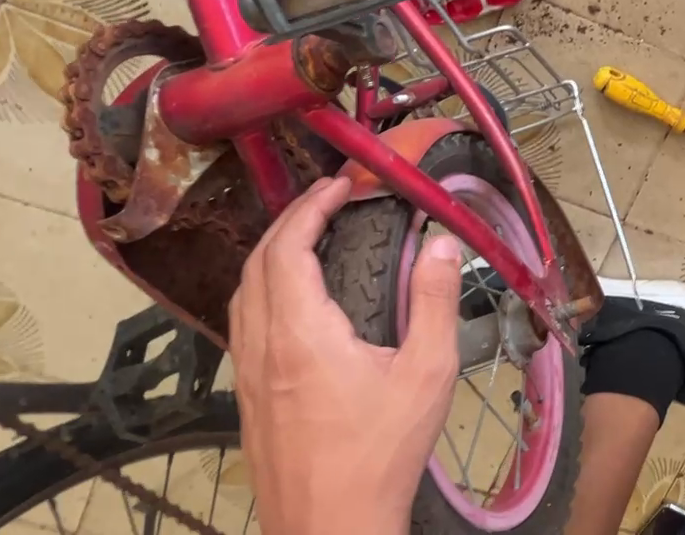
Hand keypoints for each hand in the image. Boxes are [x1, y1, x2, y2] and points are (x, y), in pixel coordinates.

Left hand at [231, 176, 462, 534]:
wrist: (331, 531)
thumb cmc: (383, 449)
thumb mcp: (427, 371)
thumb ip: (433, 301)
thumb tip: (442, 243)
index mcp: (301, 336)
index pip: (286, 252)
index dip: (308, 210)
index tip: (340, 185)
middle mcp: (263, 350)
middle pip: (255, 267)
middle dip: (288, 222)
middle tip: (329, 199)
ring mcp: (249, 378)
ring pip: (242, 297)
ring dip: (271, 254)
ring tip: (312, 234)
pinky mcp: (251, 400)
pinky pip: (245, 325)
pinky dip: (265, 288)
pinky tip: (297, 298)